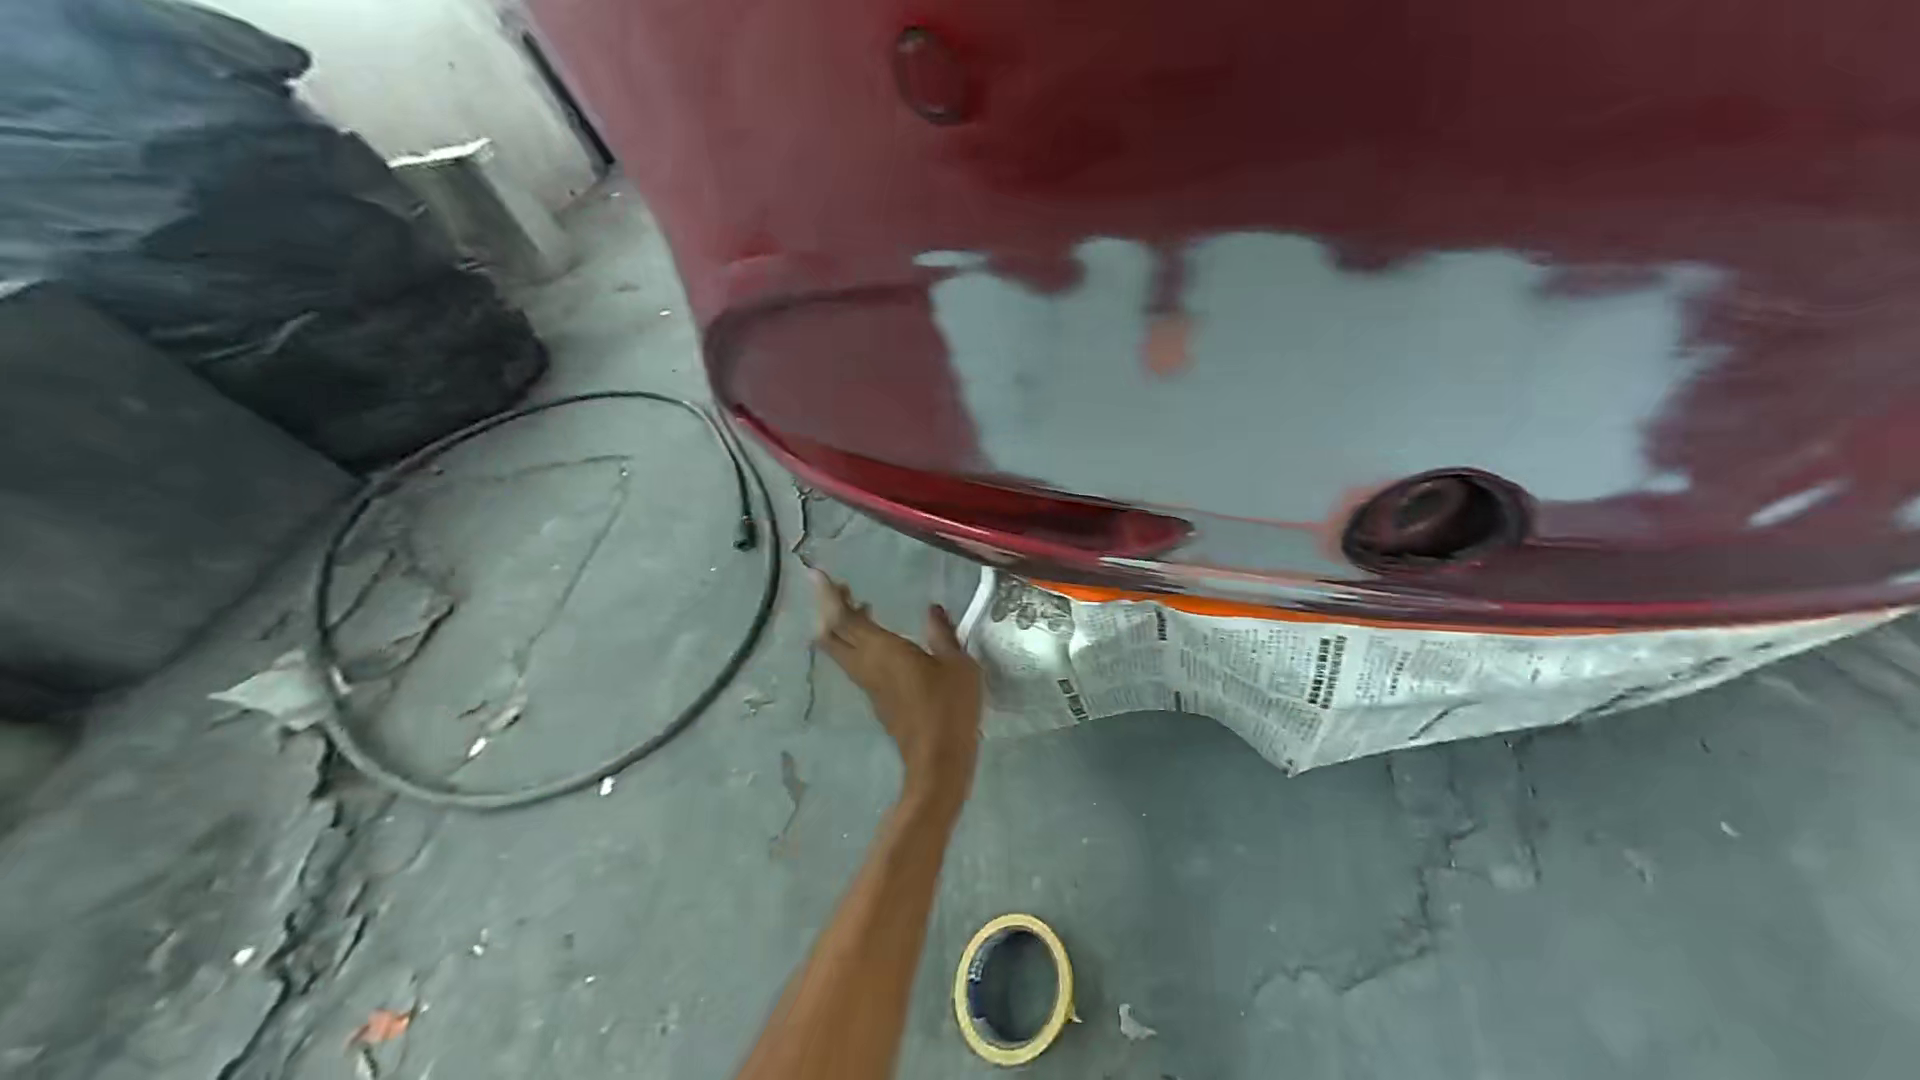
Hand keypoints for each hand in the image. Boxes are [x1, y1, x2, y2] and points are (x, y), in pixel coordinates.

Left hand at [811, 568, 981, 811]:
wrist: (938, 760)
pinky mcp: (875, 697)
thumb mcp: (957, 665)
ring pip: (839, 648)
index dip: (829, 595)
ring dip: (840, 624)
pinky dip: (854, 641)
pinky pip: (853, 660)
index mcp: (882, 650)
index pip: (844, 617)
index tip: (818, 574)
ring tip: (858, 604)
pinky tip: (876, 636)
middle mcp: (866, 664)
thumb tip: (933, 610)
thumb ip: (943, 634)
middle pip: (831, 633)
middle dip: (828, 608)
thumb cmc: (950, 707)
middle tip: (839, 586)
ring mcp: (867, 683)